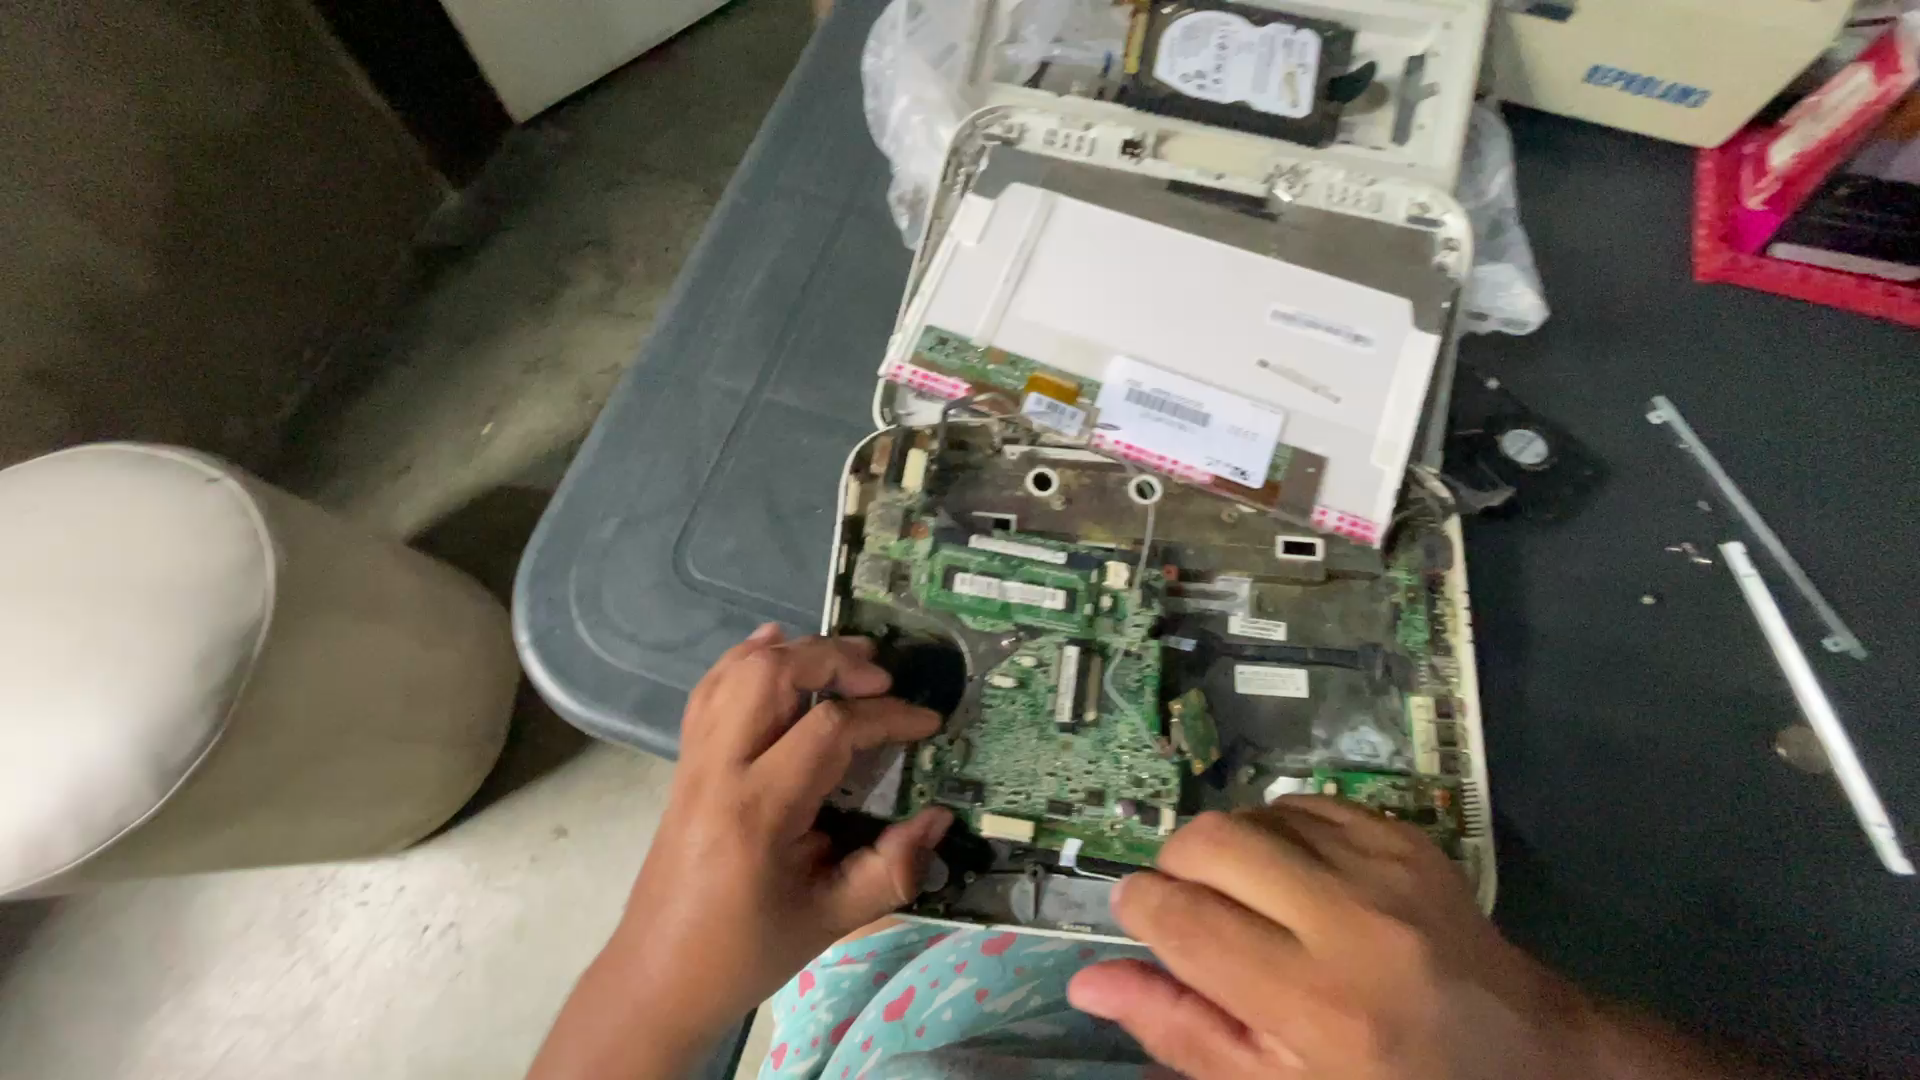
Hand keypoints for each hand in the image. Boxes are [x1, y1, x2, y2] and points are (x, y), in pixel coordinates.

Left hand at [529, 625, 950, 1079]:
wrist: (656, 977)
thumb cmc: (746, 950)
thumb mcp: (831, 920)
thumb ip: (892, 869)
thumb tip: (940, 817)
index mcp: (758, 810)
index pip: (829, 729)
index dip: (887, 717)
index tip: (927, 724)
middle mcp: (720, 768)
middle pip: (773, 674)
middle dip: (835, 658)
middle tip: (882, 676)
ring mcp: (695, 758)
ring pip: (740, 669)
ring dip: (797, 650)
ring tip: (846, 659)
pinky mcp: (686, 759)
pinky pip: (712, 686)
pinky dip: (747, 656)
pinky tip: (776, 641)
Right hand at [1068, 797, 1594, 1079]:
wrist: (1537, 1062)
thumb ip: (1181, 1031)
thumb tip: (1088, 981)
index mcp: (1320, 1007)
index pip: (1184, 923)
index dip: (1139, 911)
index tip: (1140, 919)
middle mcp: (1351, 921)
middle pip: (1206, 841)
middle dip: (1176, 869)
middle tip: (1197, 911)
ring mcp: (1383, 865)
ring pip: (1247, 816)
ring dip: (1228, 855)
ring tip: (1256, 904)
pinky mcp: (1400, 834)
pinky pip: (1296, 804)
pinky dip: (1275, 836)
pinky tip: (1298, 881)